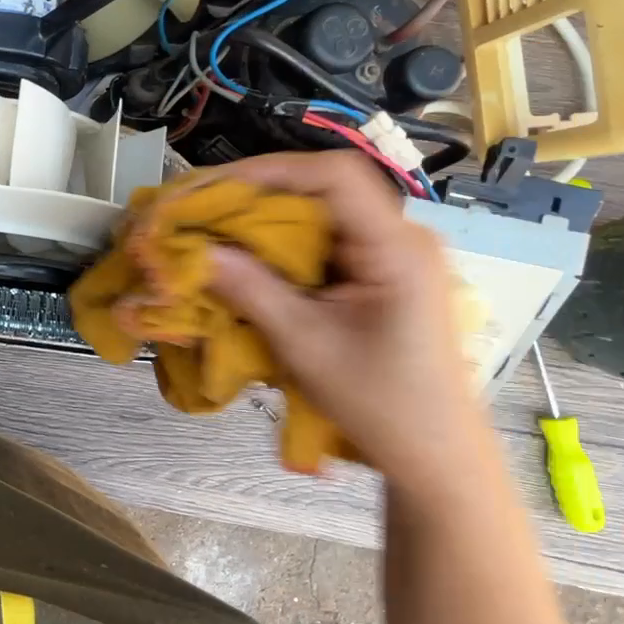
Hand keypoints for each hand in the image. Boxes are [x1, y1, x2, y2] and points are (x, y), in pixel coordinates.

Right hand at [205, 151, 495, 495]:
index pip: (333, 176)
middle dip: (250, 195)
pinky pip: (317, 242)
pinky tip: (239, 258)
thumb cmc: (379, 401)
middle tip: (192, 211)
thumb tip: (192, 249)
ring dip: (257, 220)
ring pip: (315, 214)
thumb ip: (249, 288)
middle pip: (319, 189)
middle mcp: (399, 237)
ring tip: (204, 231)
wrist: (432, 452)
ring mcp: (389, 255)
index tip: (207, 190)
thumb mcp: (304, 343)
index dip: (267, 171)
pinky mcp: (374, 275)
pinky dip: (272, 244)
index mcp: (397, 247)